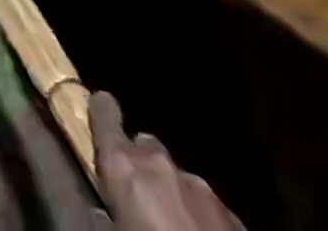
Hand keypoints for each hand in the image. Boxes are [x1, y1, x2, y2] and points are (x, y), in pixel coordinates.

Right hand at [92, 92, 243, 230]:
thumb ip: (92, 210)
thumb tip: (96, 204)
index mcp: (123, 166)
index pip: (104, 112)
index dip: (99, 109)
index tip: (96, 108)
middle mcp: (160, 165)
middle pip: (143, 145)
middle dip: (137, 162)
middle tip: (132, 195)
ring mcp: (203, 190)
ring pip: (176, 176)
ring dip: (168, 191)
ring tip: (166, 225)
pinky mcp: (236, 218)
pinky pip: (205, 204)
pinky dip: (195, 214)